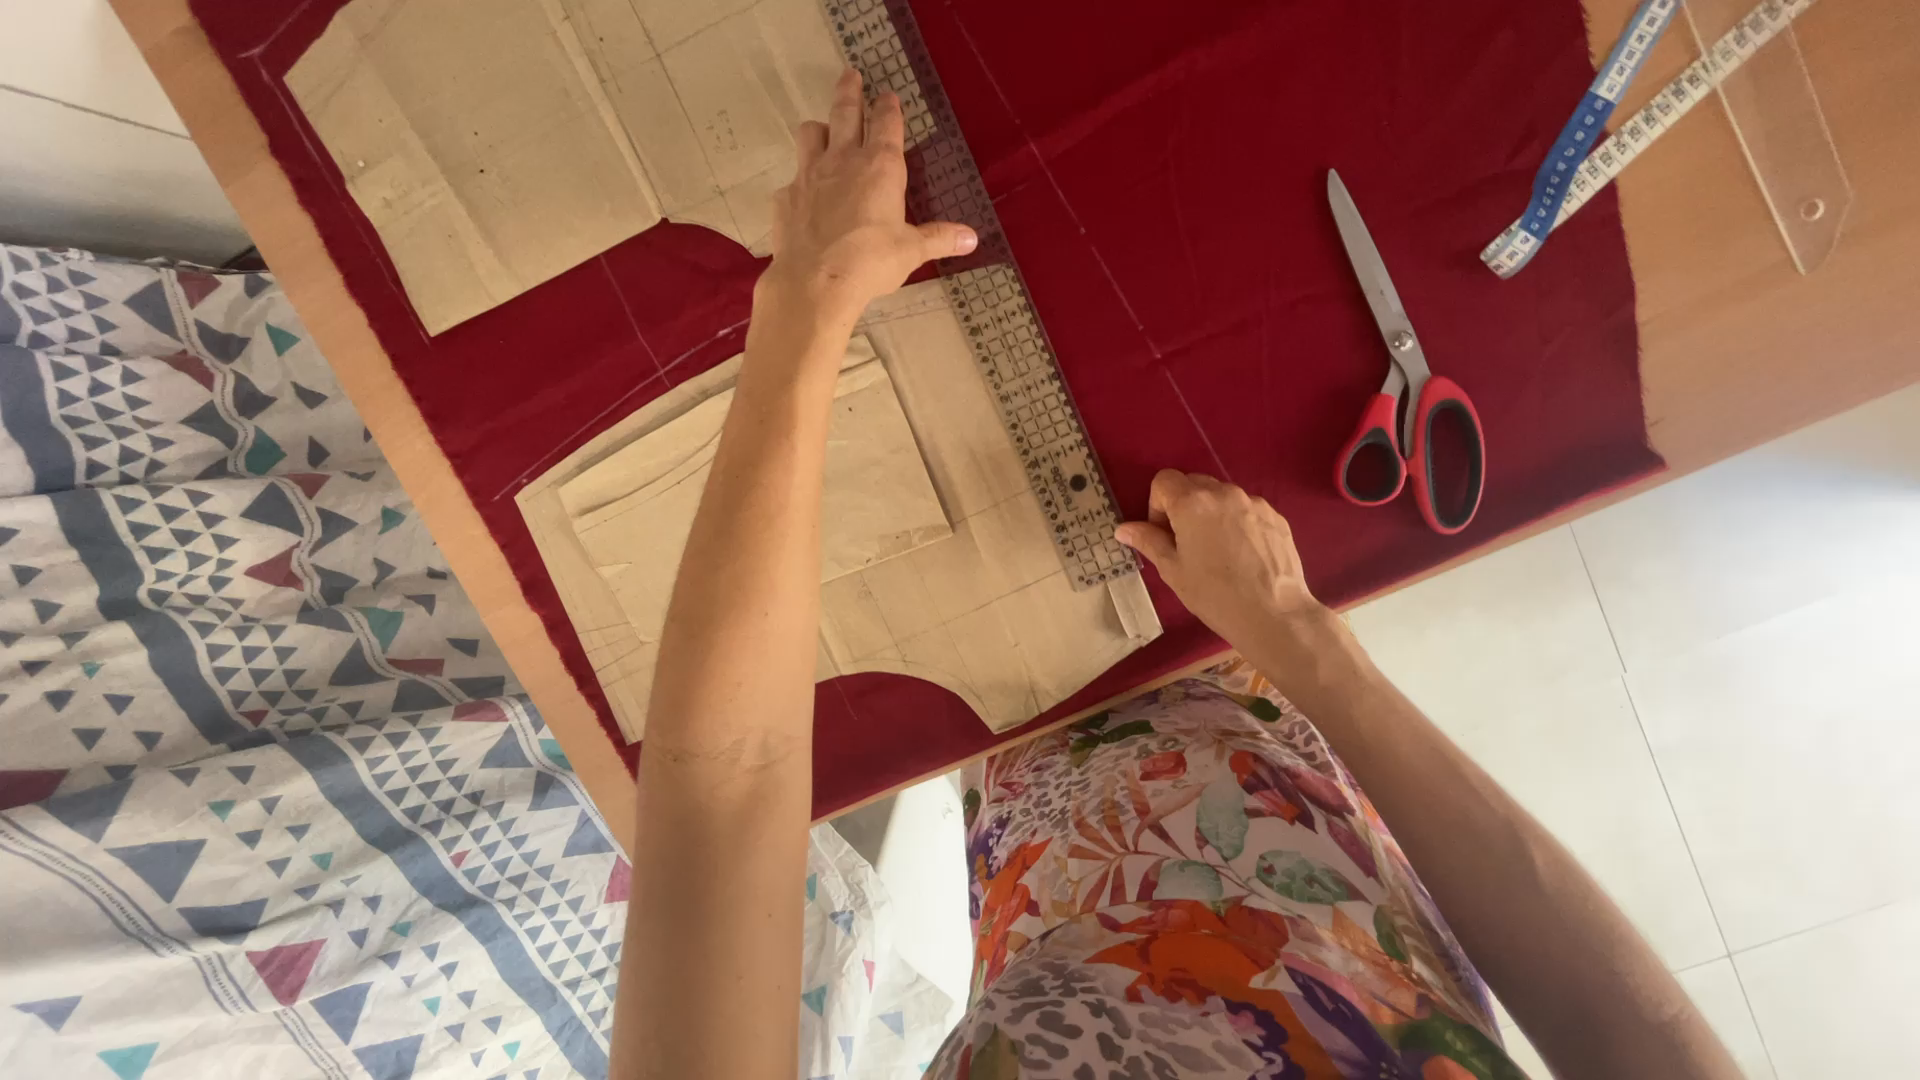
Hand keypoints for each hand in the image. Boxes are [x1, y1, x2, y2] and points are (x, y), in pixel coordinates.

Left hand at [765, 69, 976, 322]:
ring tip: (824, 133)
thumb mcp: (912, 251)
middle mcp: (842, 160)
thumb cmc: (872, 262)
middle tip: (850, 76)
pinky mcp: (785, 198)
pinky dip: (799, 186)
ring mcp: (808, 176)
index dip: (888, 107)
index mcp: (880, 167)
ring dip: (820, 130)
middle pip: (845, 111)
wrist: (816, 282)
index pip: (886, 123)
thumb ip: (938, 238)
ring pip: (810, 134)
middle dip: (849, 91)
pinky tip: (804, 201)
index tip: (888, 96)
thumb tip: (971, 238)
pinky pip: (791, 182)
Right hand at [1115, 470, 1328, 648]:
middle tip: (1185, 542)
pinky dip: (1236, 522)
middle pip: (1193, 483)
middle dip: (1182, 506)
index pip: (1164, 481)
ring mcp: (1254, 502)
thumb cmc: (1213, 594)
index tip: (1163, 534)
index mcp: (1192, 502)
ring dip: (1210, 513)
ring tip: (1216, 550)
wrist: (1273, 614)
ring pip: (1221, 495)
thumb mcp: (1172, 569)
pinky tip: (1242, 554)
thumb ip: (1147, 541)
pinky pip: (1246, 509)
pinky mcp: (1275, 516)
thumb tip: (1123, 529)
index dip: (1157, 505)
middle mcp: (1224, 493)